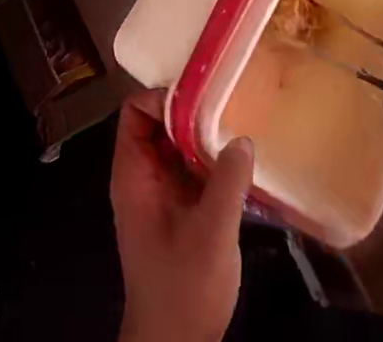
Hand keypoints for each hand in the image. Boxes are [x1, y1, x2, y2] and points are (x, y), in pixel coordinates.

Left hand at [112, 91, 253, 341]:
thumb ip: (226, 182)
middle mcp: (146, 177)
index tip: (206, 91)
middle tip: (234, 94)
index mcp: (134, 178)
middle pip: (161, 120)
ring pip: (181, 140)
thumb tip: (244, 137)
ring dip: (209, 127)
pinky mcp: (186, 205)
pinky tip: (247, 149)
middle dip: (194, 104)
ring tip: (246, 113)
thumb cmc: (183, 290)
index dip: (165, 95)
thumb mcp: (209, 235)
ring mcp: (165, 191)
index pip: (135, 112)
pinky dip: (217, 151)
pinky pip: (197, 162)